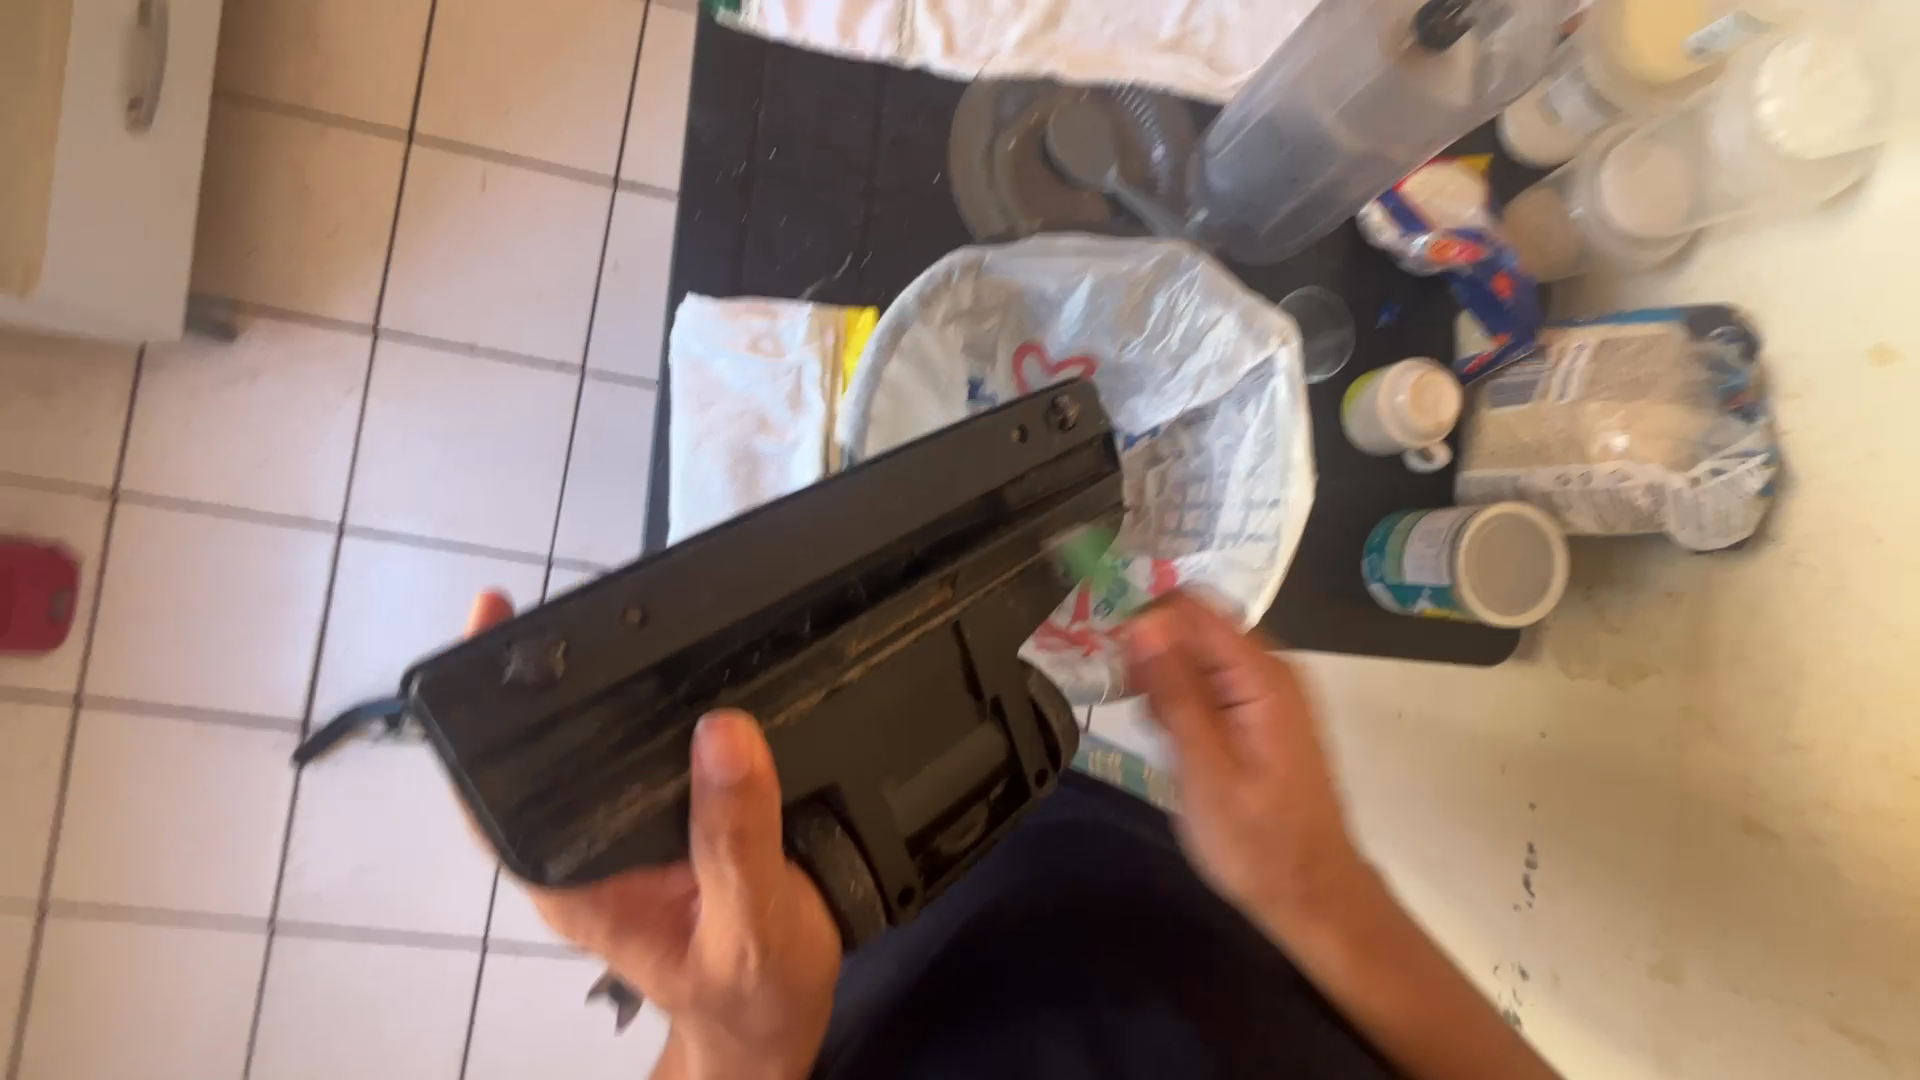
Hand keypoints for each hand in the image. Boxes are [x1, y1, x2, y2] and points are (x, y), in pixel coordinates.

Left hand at [463, 592, 841, 1079]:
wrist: (779, 1016)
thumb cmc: (754, 989)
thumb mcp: (749, 921)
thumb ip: (734, 836)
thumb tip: (722, 729)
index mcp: (575, 870)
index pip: (496, 780)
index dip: (482, 701)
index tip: (496, 615)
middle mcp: (591, 839)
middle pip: (550, 743)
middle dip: (560, 664)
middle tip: (601, 592)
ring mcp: (634, 826)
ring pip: (611, 739)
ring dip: (623, 677)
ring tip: (656, 609)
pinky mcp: (678, 816)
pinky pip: (664, 746)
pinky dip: (676, 701)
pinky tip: (706, 662)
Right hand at [1122, 592, 1368, 937]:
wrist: (1311, 893)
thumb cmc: (1256, 840)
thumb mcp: (1204, 768)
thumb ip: (1174, 691)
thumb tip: (1143, 624)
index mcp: (1261, 674)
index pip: (1192, 608)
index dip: (1146, 623)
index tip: (1116, 663)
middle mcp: (1268, 669)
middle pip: (1193, 627)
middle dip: (1152, 655)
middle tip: (1134, 705)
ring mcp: (1265, 689)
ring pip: (1195, 654)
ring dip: (1163, 681)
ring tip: (1157, 731)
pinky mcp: (1257, 710)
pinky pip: (1208, 681)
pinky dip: (1181, 699)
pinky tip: (1174, 737)